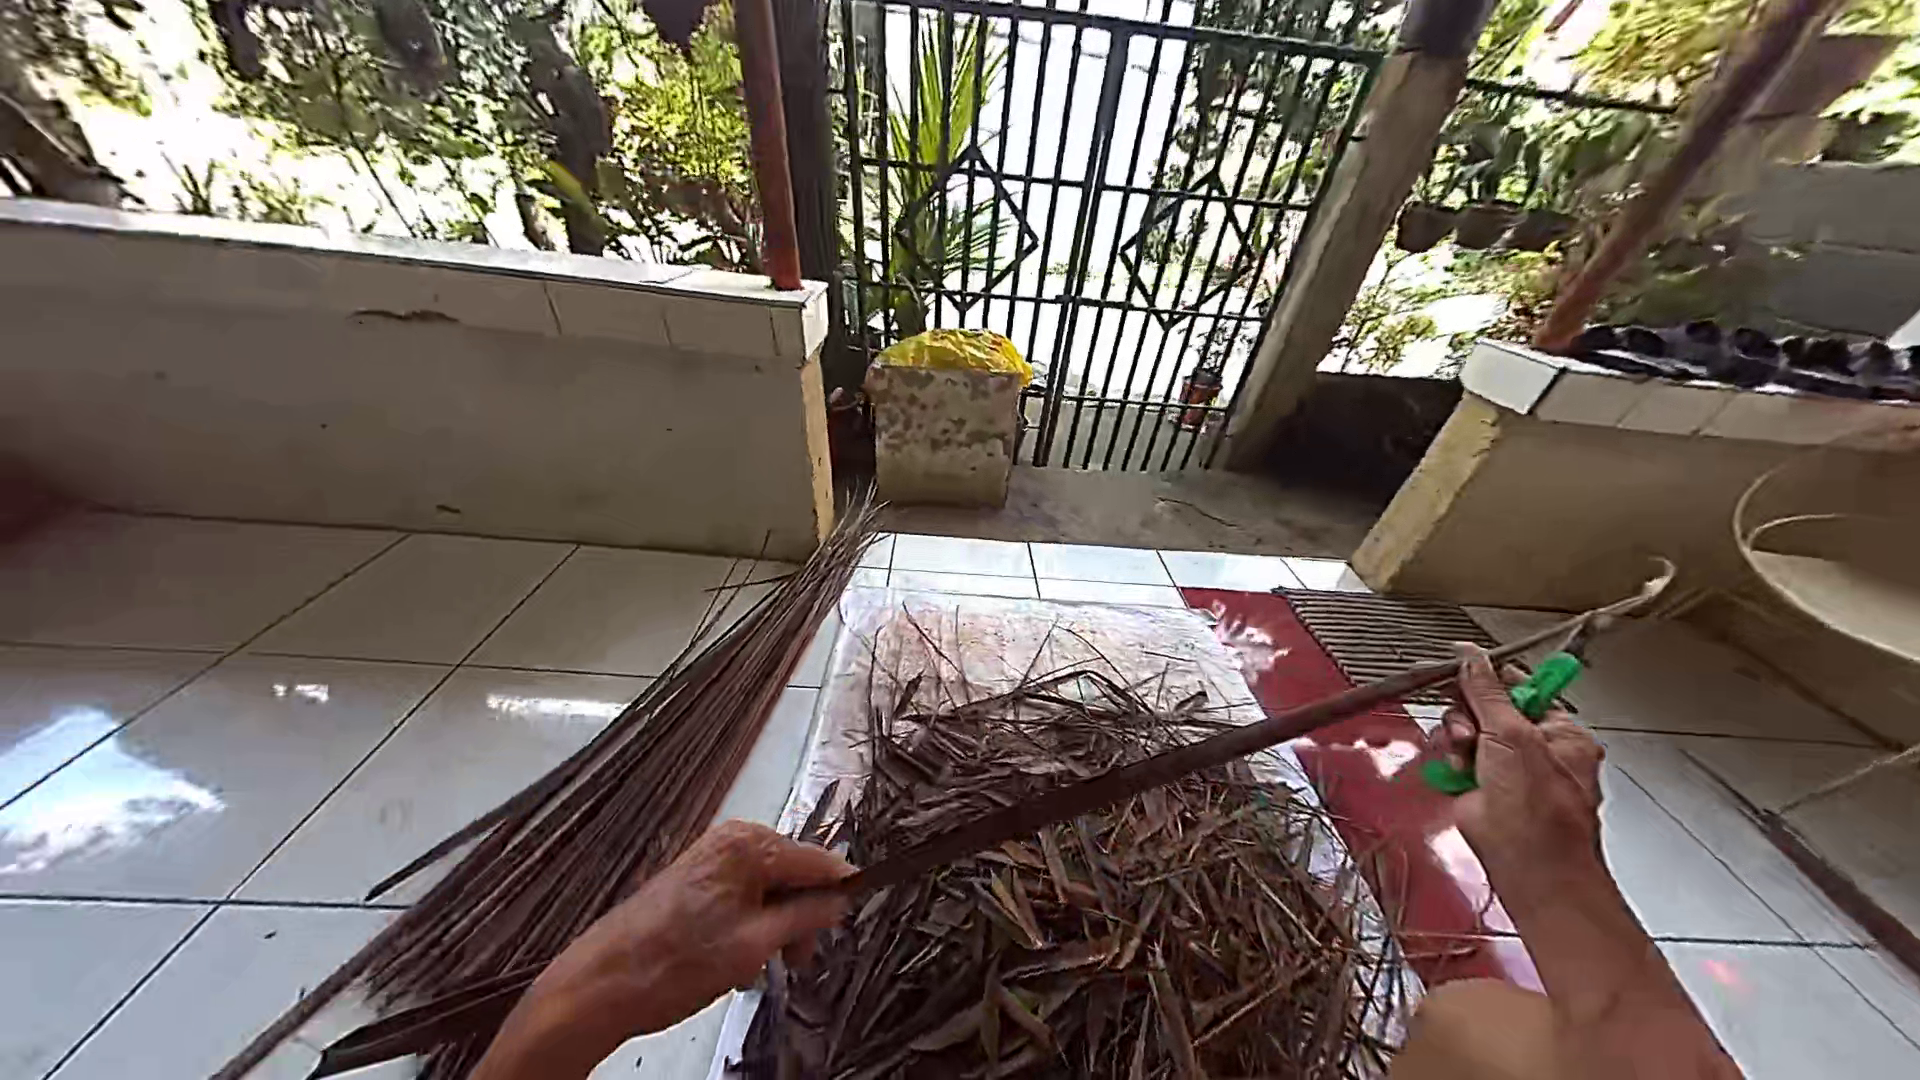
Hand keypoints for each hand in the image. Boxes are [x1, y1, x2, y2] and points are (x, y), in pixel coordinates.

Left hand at [510, 821, 850, 1059]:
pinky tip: (742, 956)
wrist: (597, 986)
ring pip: (769, 884)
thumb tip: (843, 899)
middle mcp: (735, 838)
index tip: (858, 912)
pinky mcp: (698, 874)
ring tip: (767, 966)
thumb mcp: (754, 944)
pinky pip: (745, 890)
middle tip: (801, 961)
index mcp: (751, 843)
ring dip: (778, 922)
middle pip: (792, 871)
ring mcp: (714, 854)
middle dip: (803, 913)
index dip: (841, 886)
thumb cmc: (677, 963)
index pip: (815, 858)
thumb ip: (806, 915)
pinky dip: (754, 919)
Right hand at [1438, 645, 1605, 898]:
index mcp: (1558, 732)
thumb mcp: (1513, 735)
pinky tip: (1457, 770)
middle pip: (1481, 705)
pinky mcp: (1474, 779)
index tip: (1465, 669)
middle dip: (1467, 714)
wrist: (1525, 860)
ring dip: (1455, 738)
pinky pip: (1449, 751)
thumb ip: (1487, 692)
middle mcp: (1531, 745)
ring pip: (1461, 727)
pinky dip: (1448, 757)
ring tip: (1464, 756)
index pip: (1520, 688)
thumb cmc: (1539, 808)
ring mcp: (1501, 763)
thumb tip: (1472, 655)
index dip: (1491, 677)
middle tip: (1469, 729)